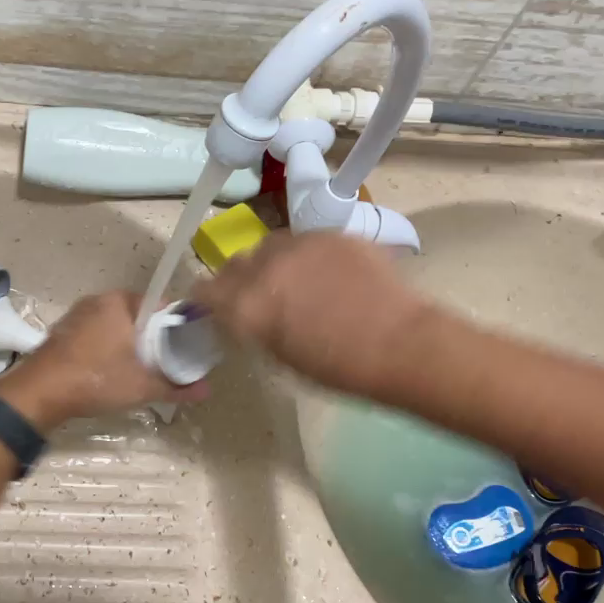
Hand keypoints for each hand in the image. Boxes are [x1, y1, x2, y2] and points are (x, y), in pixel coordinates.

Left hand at [0, 291, 210, 430]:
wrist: (39, 393)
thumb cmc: (96, 380)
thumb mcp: (142, 387)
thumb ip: (176, 387)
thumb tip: (206, 391)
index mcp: (119, 302)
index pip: (158, 304)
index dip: (174, 325)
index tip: (183, 346)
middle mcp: (97, 301)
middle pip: (136, 315)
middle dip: (150, 337)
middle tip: (164, 362)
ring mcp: (75, 316)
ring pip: (113, 326)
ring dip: (126, 344)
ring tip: (139, 369)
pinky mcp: (61, 334)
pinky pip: (94, 336)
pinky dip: (105, 349)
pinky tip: (109, 371)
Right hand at [192, 231, 437, 395]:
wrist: (398, 343)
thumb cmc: (338, 368)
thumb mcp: (279, 356)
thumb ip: (252, 326)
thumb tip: (244, 315)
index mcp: (245, 306)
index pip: (204, 290)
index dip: (206, 298)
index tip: (213, 306)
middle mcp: (262, 268)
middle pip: (234, 264)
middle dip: (239, 279)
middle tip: (259, 296)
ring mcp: (297, 245)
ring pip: (268, 245)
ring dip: (272, 262)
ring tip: (294, 280)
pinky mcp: (329, 234)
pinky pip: (305, 240)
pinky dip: (307, 256)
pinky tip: (329, 275)